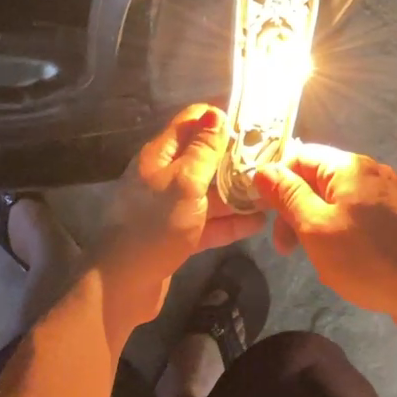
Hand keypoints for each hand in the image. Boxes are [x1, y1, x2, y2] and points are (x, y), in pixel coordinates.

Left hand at [91, 105, 267, 333]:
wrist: (124, 284)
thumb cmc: (155, 225)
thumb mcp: (184, 181)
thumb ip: (203, 149)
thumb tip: (216, 112)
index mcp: (160, 154)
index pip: (191, 121)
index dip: (220, 120)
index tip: (255, 125)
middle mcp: (164, 175)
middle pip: (204, 157)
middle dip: (236, 159)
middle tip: (273, 161)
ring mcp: (170, 206)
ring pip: (209, 192)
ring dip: (238, 192)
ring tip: (273, 193)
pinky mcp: (177, 234)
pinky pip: (208, 222)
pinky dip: (230, 222)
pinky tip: (259, 223)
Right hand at [253, 143, 396, 329]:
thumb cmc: (367, 260)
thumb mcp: (315, 228)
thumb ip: (287, 195)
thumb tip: (263, 169)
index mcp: (348, 166)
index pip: (298, 157)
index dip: (276, 183)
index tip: (267, 218)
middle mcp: (372, 169)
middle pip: (318, 177)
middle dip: (296, 208)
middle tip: (287, 248)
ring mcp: (391, 192)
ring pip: (339, 198)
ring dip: (318, 221)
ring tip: (316, 256)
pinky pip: (360, 212)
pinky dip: (343, 229)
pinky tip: (346, 258)